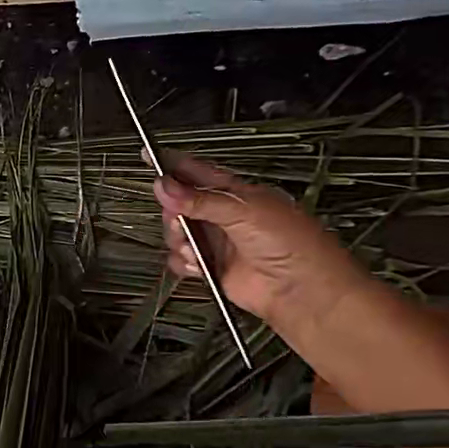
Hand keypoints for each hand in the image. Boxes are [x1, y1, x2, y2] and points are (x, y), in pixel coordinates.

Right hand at [152, 155, 373, 327]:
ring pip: (176, 232)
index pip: (197, 171)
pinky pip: (179, 259)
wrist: (302, 292)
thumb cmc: (290, 245)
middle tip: (180, 221)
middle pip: (178, 204)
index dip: (172, 164)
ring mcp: (215, 241)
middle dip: (173, 213)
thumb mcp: (245, 212)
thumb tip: (161, 184)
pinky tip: (197, 265)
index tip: (146, 155)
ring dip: (179, 240)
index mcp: (237, 194)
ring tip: (194, 250)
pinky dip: (183, 262)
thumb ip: (199, 199)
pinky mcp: (209, 265)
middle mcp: (223, 215)